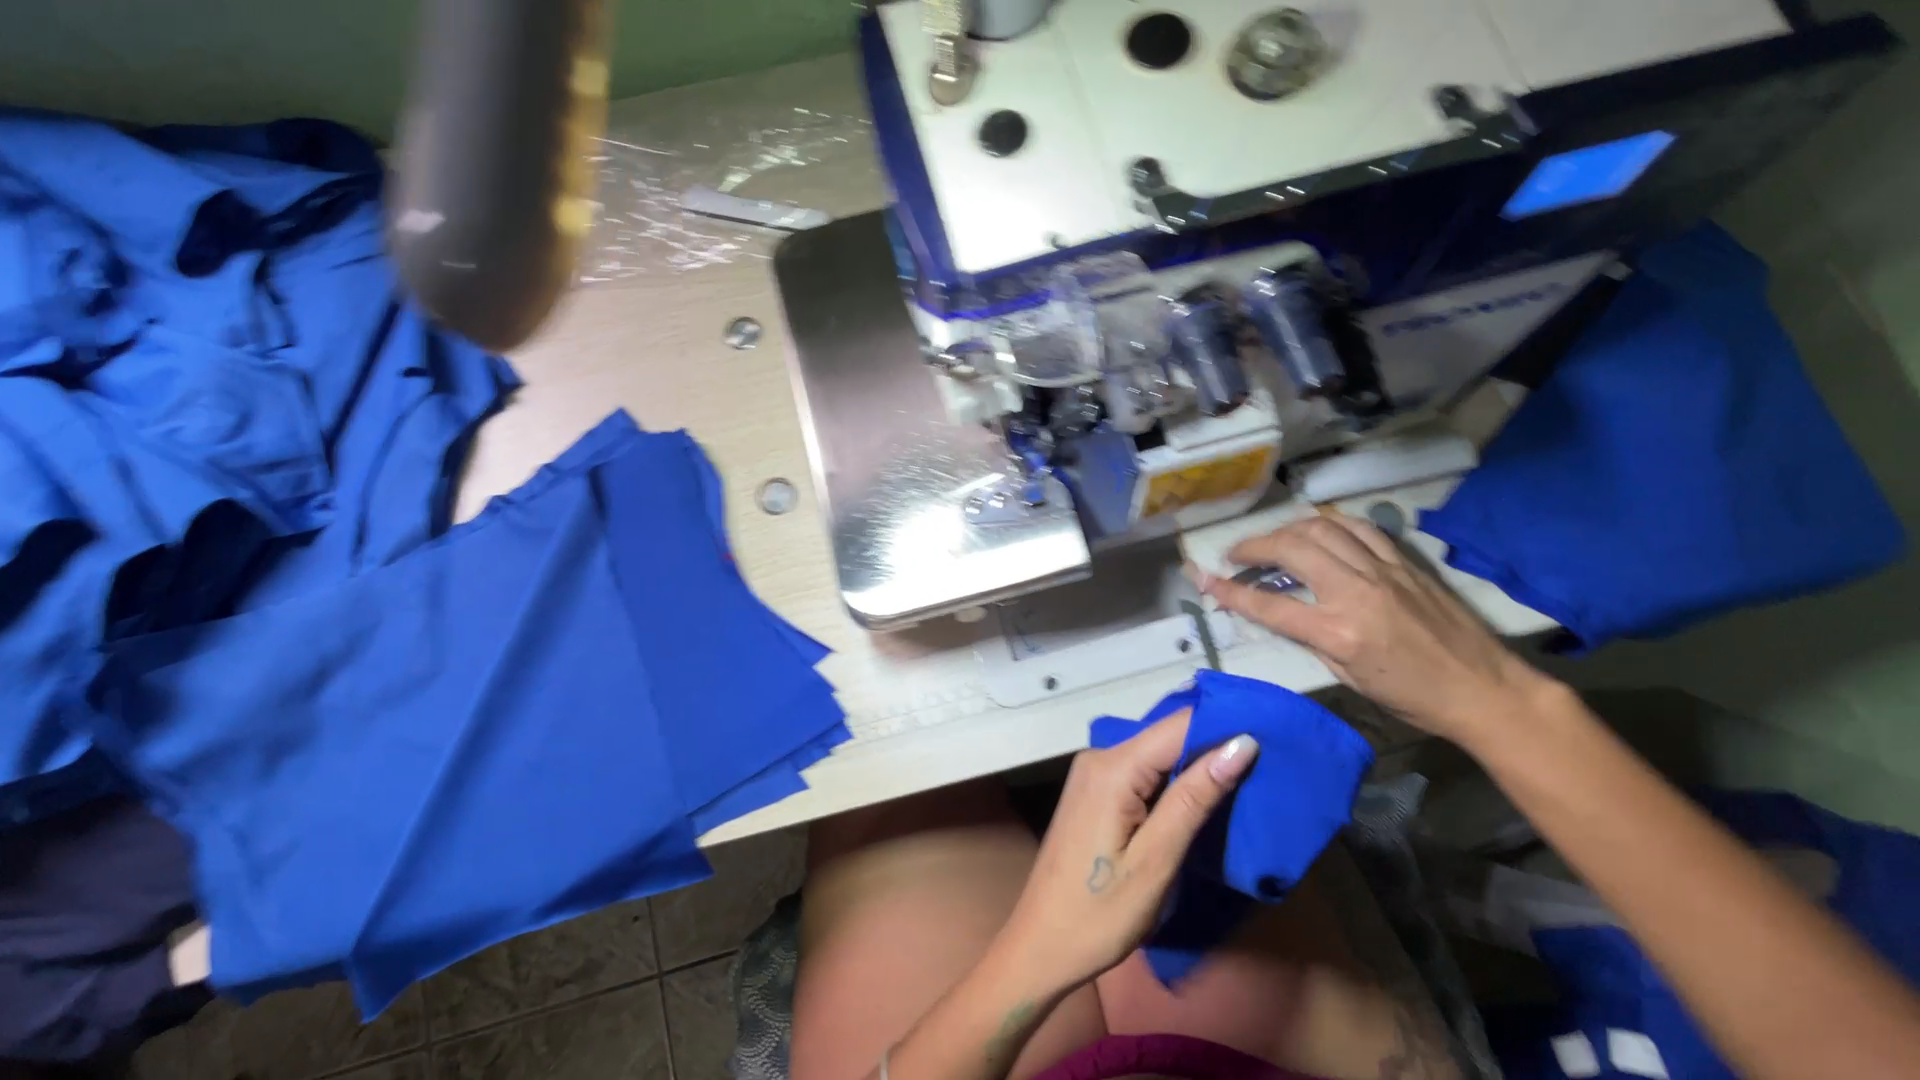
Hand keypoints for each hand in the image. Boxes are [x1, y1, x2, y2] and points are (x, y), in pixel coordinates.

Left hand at [995, 711, 1256, 993]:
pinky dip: (1174, 783)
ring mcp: (1094, 775)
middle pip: (1168, 736)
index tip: (1275, 737)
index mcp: (1112, 768)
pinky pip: (1143, 773)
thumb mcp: (1156, 860)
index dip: (1226, 727)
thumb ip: (1194, 797)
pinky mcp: (1096, 793)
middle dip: (1216, 746)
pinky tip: (1205, 798)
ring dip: (1198, 767)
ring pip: (1158, 754)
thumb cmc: (1099, 914)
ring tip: (1249, 780)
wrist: (1042, 947)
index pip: (1179, 725)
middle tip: (1270, 764)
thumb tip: (1241, 744)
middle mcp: (1099, 758)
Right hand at [1194, 512, 1553, 744]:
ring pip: (1322, 528)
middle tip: (1235, 555)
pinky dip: (1329, 523)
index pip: (1269, 605)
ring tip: (1272, 540)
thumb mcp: (1349, 677)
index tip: (1203, 580)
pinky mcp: (1404, 561)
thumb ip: (1312, 640)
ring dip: (1287, 529)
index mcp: (1338, 632)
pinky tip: (1317, 529)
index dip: (1229, 592)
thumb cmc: (1413, 697)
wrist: (1484, 688)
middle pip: (1291, 549)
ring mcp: (1382, 570)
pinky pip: (1358, 528)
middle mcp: (1356, 591)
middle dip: (1254, 546)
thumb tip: (1283, 614)